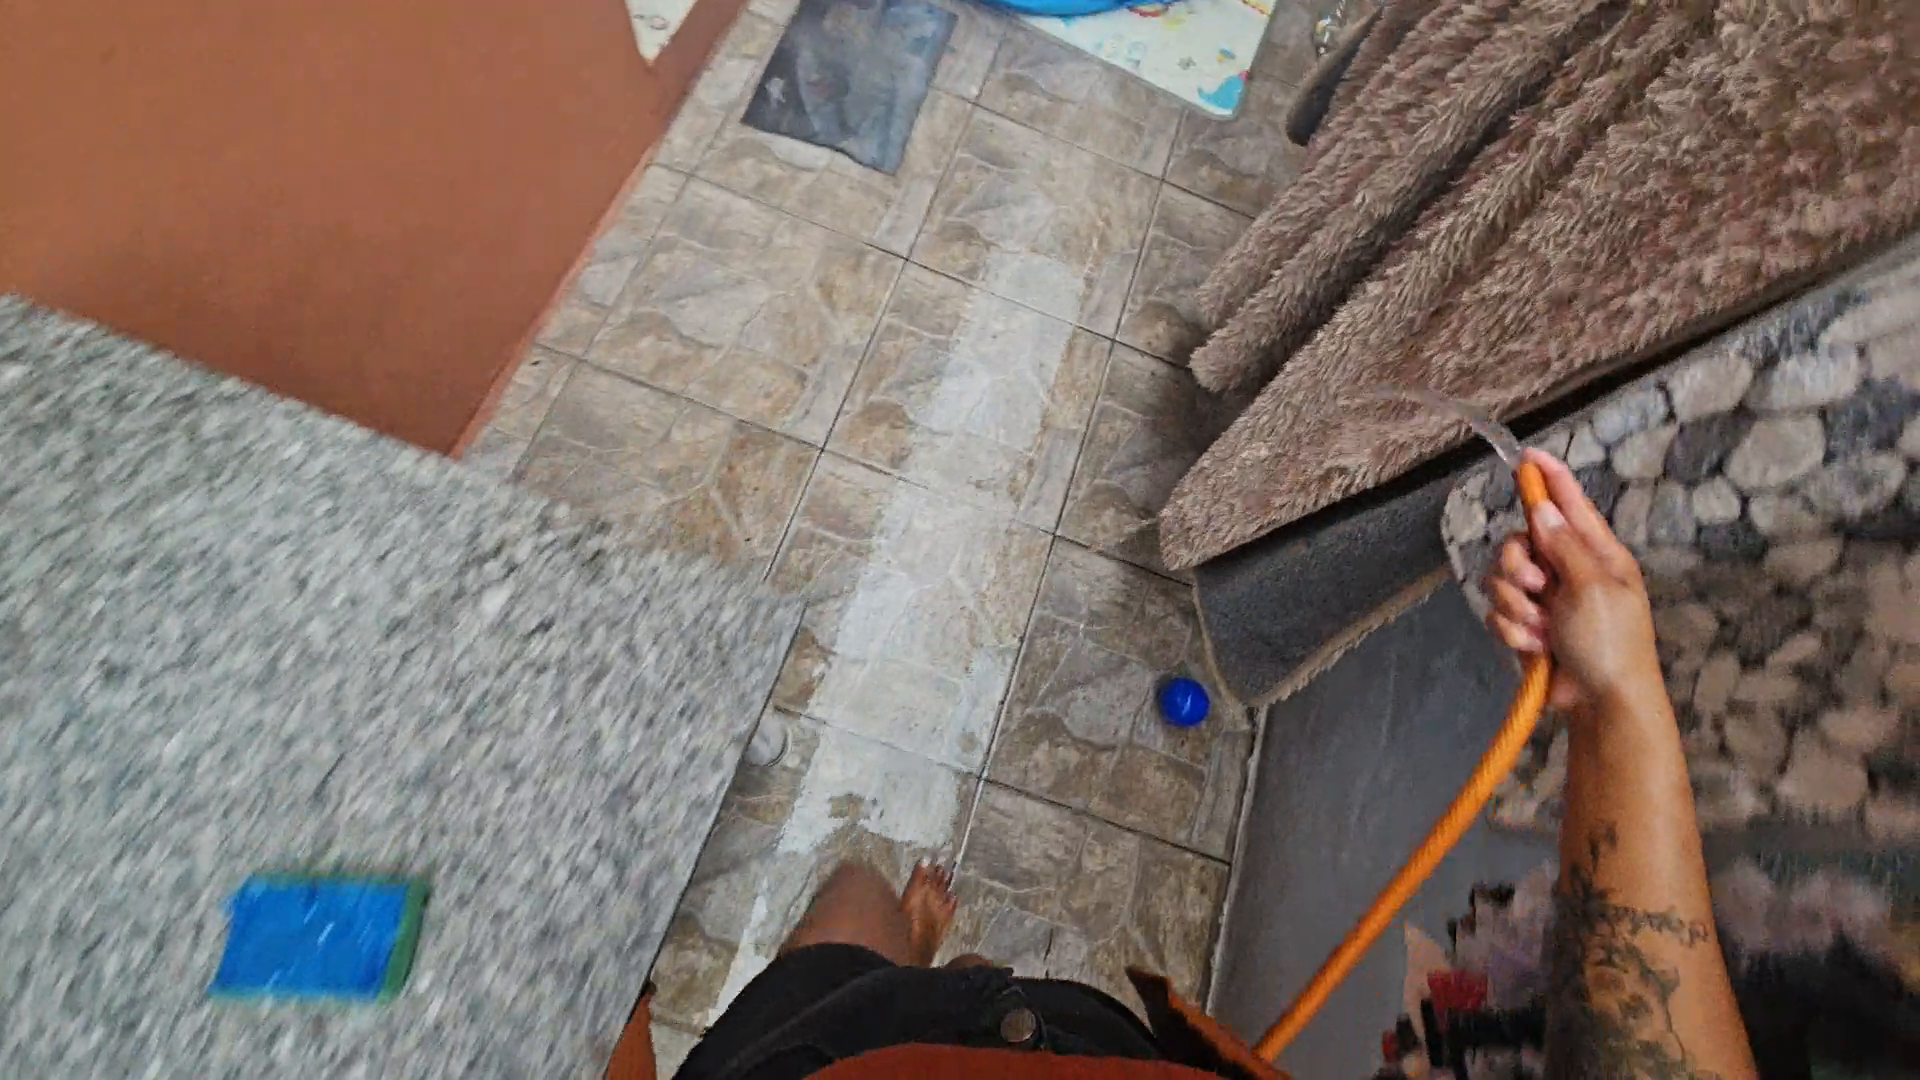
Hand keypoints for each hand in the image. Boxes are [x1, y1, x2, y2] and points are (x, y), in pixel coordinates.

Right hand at [1484, 449, 1664, 713]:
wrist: (1599, 699)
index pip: (1568, 505)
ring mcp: (1544, 599)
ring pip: (1499, 579)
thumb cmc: (1611, 641)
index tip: (1526, 455)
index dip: (1547, 478)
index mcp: (1595, 554)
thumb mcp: (1593, 588)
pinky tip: (1534, 645)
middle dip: (1516, 566)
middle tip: (1537, 588)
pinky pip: (1496, 612)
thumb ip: (1563, 547)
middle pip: (1517, 543)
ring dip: (1515, 605)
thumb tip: (1540, 511)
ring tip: (1540, 628)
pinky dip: (1511, 629)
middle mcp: (1565, 570)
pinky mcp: (1524, 624)